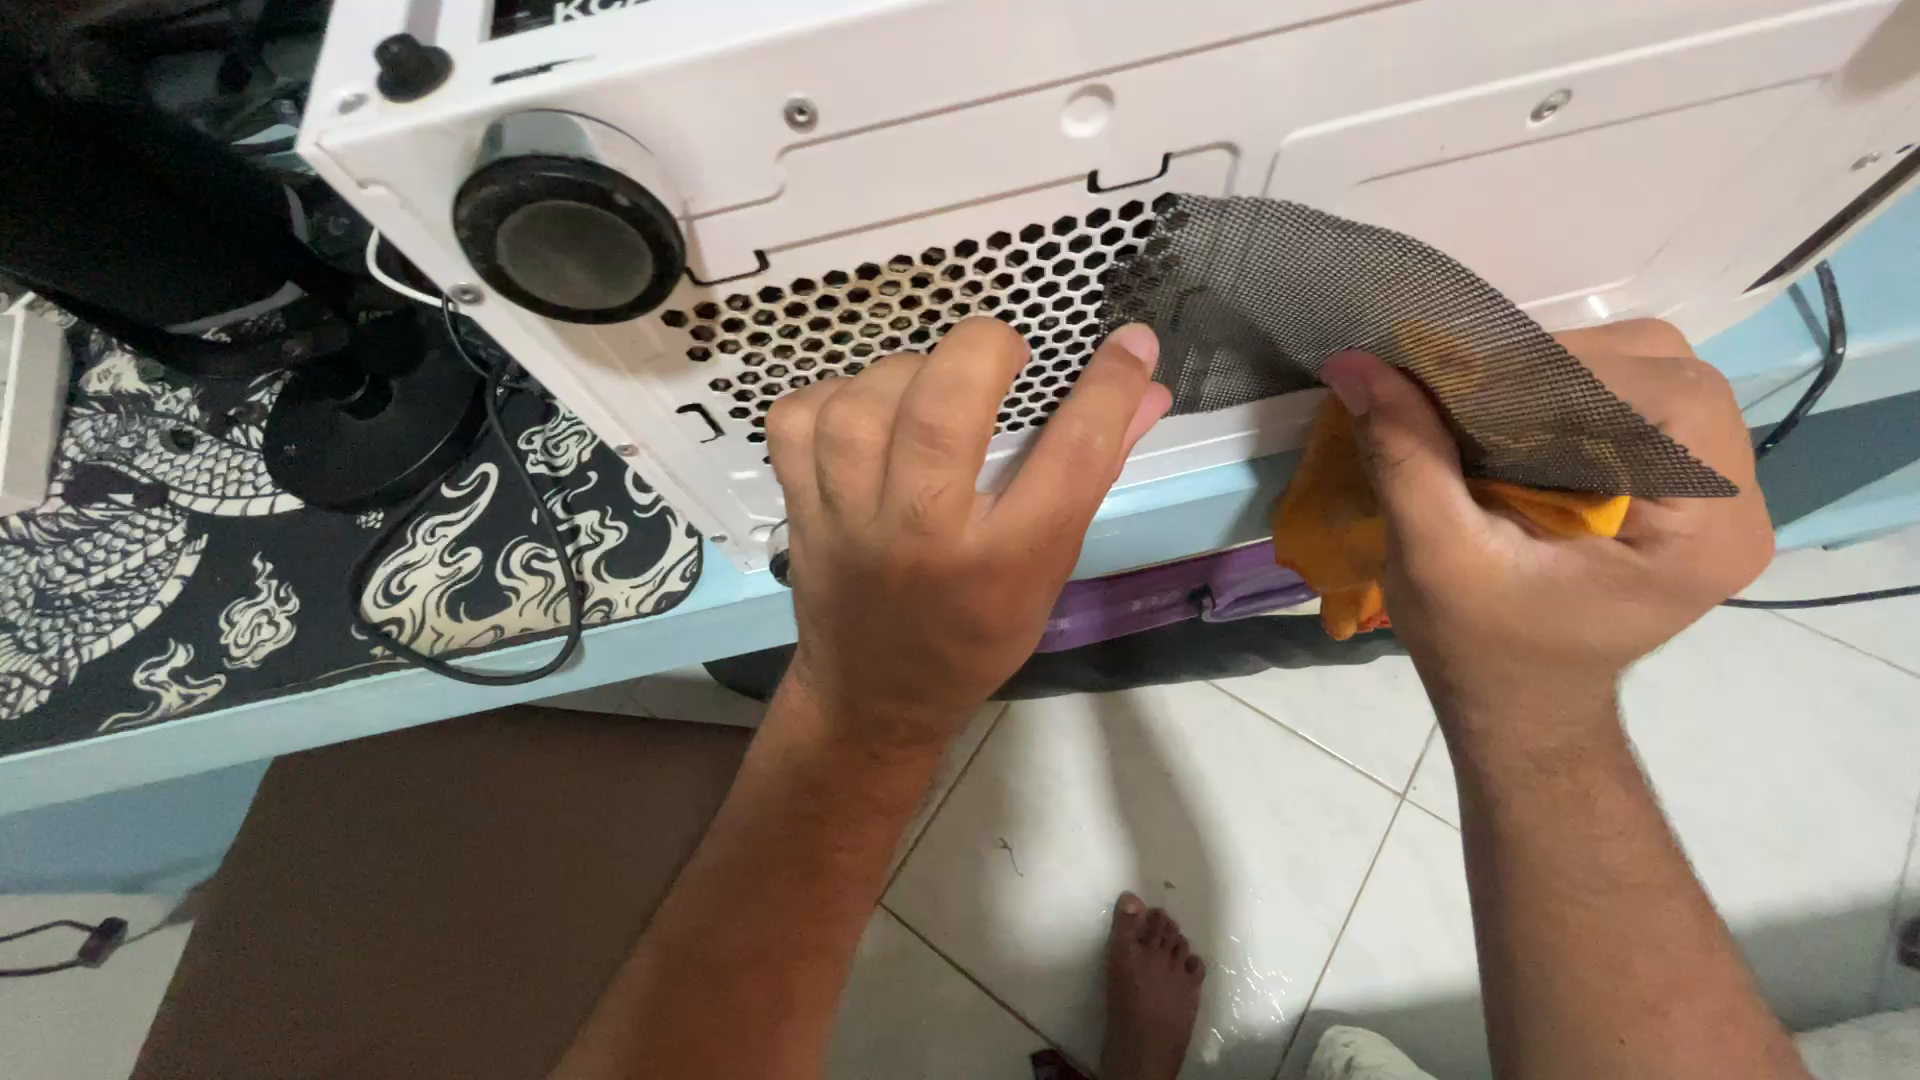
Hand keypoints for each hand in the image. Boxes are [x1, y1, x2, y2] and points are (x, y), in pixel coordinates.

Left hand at [766, 318, 1171, 748]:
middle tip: (1003, 354)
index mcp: (1005, 560)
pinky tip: (862, 414)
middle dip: (982, 350)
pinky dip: (830, 397)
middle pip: (942, 411)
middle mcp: (925, 536)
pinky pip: (798, 422)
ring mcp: (850, 523)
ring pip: (861, 407)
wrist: (875, 695)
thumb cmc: (976, 636)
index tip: (1129, 345)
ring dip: (901, 373)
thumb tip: (1144, 393)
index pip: (1072, 457)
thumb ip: (1092, 475)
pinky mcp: (802, 512)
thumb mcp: (1047, 571)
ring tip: (927, 387)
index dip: (1109, 387)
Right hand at [1318, 319, 1773, 732]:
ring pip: (1650, 382)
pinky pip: (1631, 410)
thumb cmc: (1477, 647)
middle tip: (1464, 383)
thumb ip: (1404, 456)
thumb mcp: (1430, 555)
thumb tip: (1356, 365)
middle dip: (1559, 365)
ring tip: (1479, 400)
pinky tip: (1505, 420)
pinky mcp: (1673, 492)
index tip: (1461, 373)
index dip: (1564, 367)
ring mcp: (1709, 495)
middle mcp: (1731, 501)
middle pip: (1667, 375)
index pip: (1665, 396)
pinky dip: (1562, 398)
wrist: (1511, 702)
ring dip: (1559, 376)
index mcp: (1700, 531)